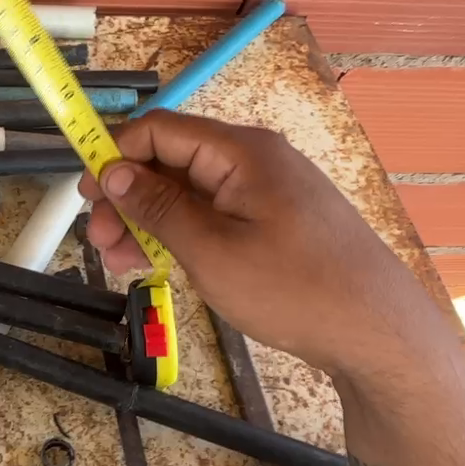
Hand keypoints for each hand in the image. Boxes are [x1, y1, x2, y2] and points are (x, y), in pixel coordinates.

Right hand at [80, 111, 464, 465]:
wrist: (380, 335)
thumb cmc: (293, 289)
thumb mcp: (211, 251)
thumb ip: (157, 206)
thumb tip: (112, 171)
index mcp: (241, 153)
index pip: (159, 130)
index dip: (113, 154)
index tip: (84, 193)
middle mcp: (253, 160)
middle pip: (171, 161)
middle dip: (126, 196)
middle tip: (97, 241)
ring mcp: (265, 191)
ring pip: (188, 192)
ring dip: (147, 220)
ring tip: (119, 260)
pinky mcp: (273, 220)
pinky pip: (212, 214)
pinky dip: (179, 233)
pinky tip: (156, 261)